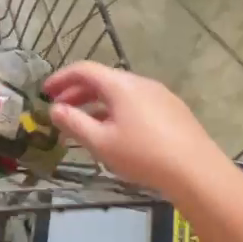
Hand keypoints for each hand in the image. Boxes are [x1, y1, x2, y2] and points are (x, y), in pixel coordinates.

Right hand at [45, 61, 223, 194]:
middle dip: (77, 93)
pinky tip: (115, 132)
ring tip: (84, 124)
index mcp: (120, 85)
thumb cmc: (142, 154)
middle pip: (102, 79)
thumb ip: (73, 123)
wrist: (197, 171)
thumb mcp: (100, 142)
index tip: (45, 92)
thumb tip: (54, 109)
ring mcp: (160, 95)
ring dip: (96, 103)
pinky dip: (116, 109)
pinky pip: (136, 102)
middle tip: (60, 110)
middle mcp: (140, 83)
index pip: (83, 69)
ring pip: (120, 92)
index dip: (61, 78)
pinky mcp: (173, 110)